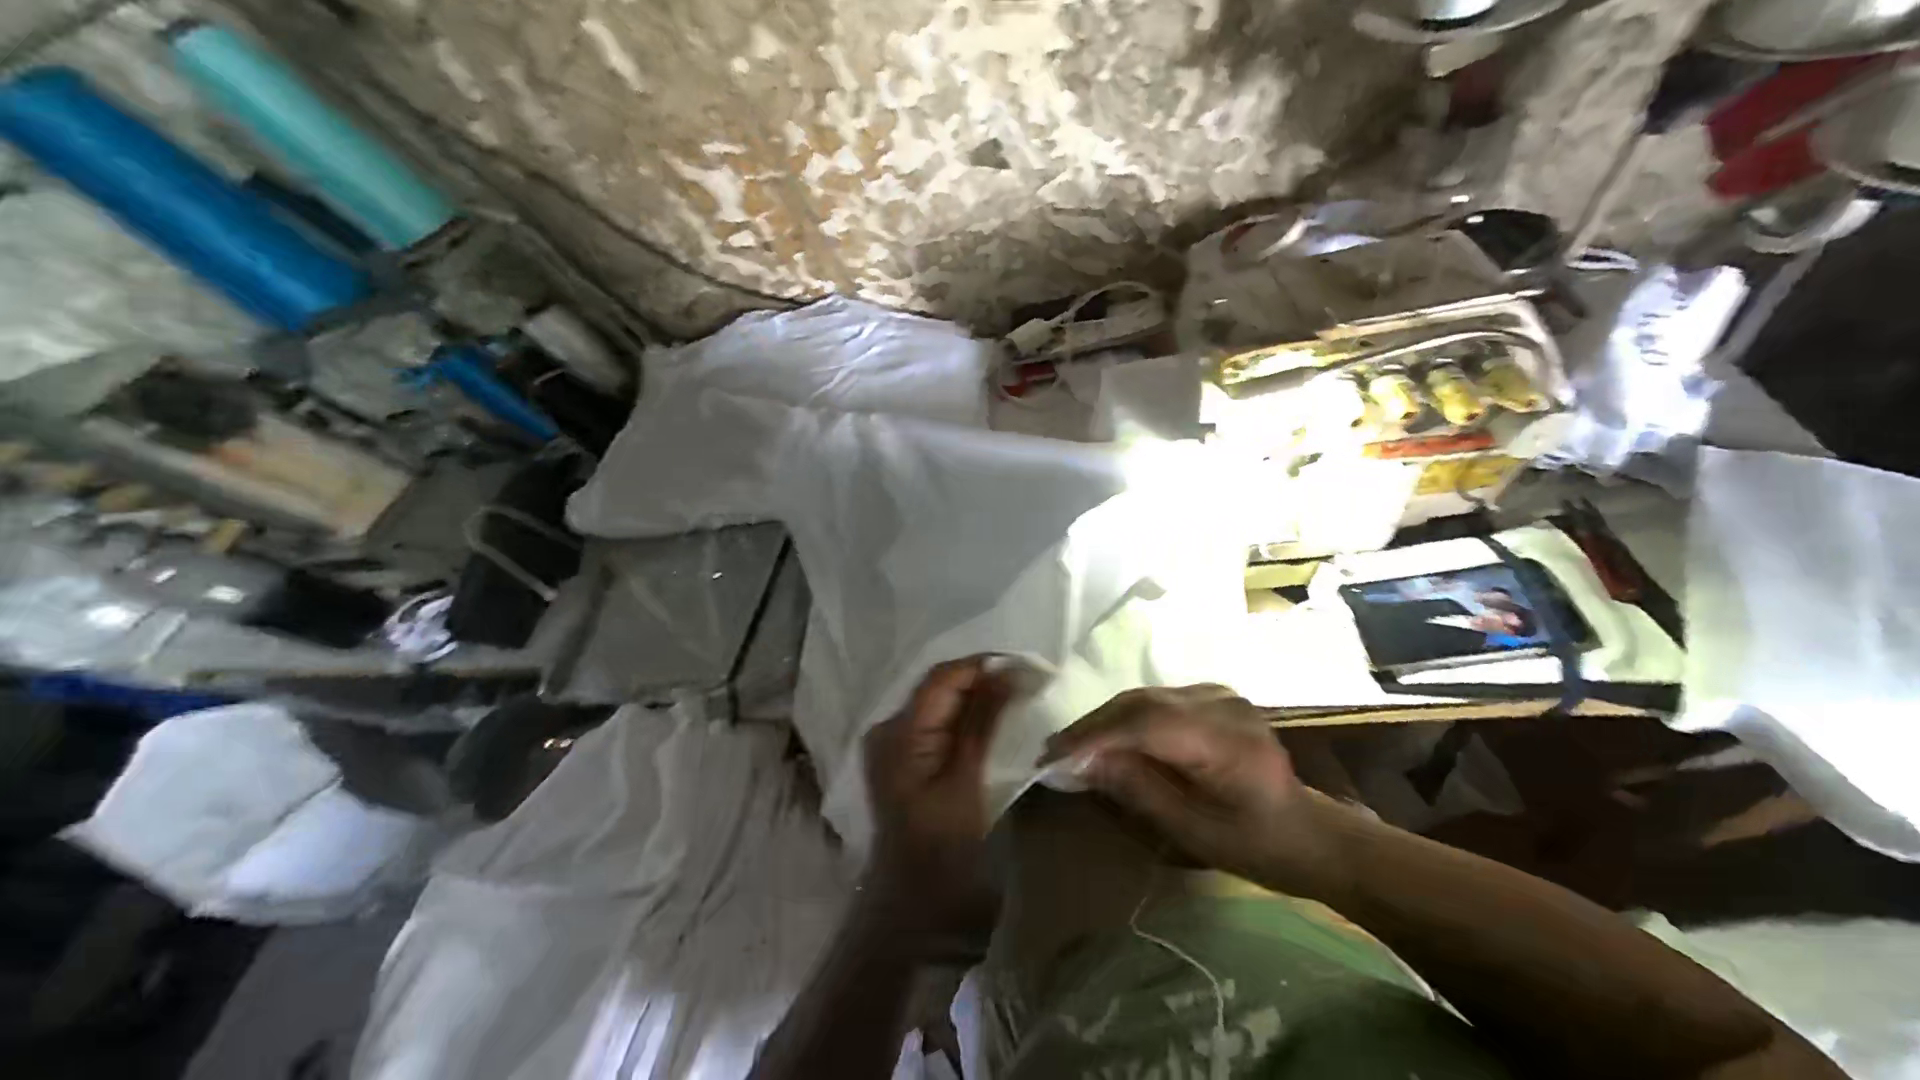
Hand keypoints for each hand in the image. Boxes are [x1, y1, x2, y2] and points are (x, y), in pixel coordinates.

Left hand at [860, 657, 1014, 951]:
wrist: (912, 910)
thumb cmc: (942, 852)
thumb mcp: (967, 783)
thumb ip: (983, 723)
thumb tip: (1007, 672)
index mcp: (898, 732)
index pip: (942, 677)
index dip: (984, 665)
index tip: (1029, 667)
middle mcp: (888, 728)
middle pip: (939, 687)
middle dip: (984, 678)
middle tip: (1031, 680)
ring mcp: (894, 745)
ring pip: (941, 703)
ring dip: (979, 696)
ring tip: (1021, 695)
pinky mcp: (906, 760)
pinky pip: (938, 724)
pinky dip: (968, 717)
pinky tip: (997, 720)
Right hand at [1042, 686, 1344, 896]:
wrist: (1309, 832)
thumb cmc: (1256, 846)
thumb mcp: (1194, 832)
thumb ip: (1139, 790)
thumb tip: (1083, 762)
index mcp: (1229, 743)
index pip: (1149, 724)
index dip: (1097, 735)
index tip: (1054, 756)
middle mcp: (1224, 706)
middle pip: (1142, 704)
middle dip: (1093, 726)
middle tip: (1052, 751)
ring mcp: (1220, 695)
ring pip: (1144, 697)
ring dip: (1104, 720)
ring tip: (1069, 746)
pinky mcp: (1212, 696)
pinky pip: (1156, 701)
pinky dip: (1124, 717)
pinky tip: (1105, 736)